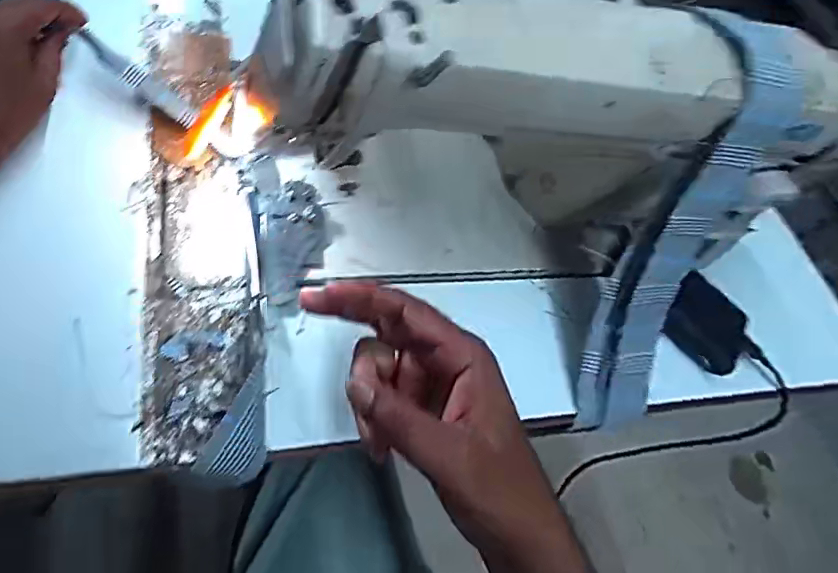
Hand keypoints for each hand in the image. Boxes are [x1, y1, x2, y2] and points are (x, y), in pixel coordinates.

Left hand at [0, 0, 86, 166]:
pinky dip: (11, 26)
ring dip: (29, 17)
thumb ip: (56, 45)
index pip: (44, 2)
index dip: (67, 11)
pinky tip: (26, 45)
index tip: (78, 21)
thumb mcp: (45, 78)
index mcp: (3, 22)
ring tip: (49, 39)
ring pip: (7, 7)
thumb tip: (58, 34)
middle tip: (68, 27)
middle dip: (49, 11)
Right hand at [300, 282, 589, 572]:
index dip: (362, 296)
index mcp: (463, 356)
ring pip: (379, 366)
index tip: (326, 293)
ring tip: (377, 438)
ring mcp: (432, 383)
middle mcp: (445, 360)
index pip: (405, 311)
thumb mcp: (451, 457)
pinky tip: (380, 443)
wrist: (524, 544)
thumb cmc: (504, 495)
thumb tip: (355, 385)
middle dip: (357, 341)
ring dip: (368, 398)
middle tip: (313, 309)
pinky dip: (372, 415)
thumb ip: (399, 417)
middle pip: (386, 330)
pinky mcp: (421, 406)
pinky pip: (381, 394)